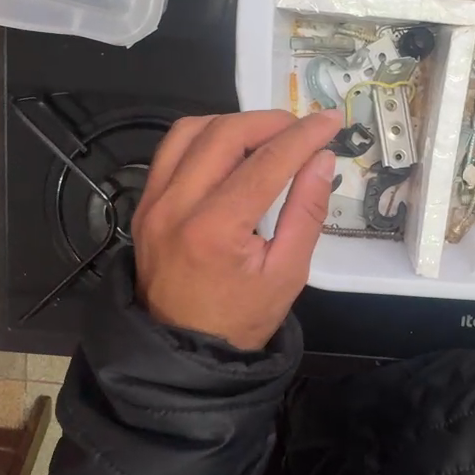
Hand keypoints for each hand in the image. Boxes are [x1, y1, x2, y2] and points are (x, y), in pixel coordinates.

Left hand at [132, 109, 343, 349]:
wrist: (183, 353)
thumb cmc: (241, 318)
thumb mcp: (288, 272)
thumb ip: (307, 211)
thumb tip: (321, 158)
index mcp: (214, 229)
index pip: (266, 163)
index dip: (303, 137)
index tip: (329, 121)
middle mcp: (175, 206)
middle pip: (224, 134)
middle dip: (269, 121)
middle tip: (301, 128)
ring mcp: (152, 202)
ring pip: (190, 131)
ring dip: (233, 123)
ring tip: (268, 135)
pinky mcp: (144, 204)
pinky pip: (171, 150)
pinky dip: (204, 137)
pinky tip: (232, 150)